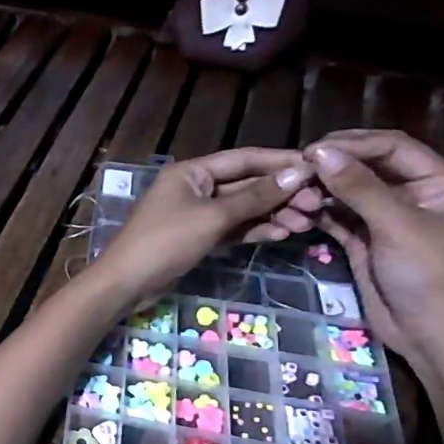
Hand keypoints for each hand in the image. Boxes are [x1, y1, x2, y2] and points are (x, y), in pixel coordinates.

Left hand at [93, 148, 318, 298]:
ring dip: (273, 214)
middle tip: (317, 205)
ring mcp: (197, 214)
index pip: (244, 159)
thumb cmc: (165, 242)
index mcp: (192, 171)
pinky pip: (232, 228)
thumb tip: (298, 172)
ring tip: (306, 223)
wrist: (127, 284)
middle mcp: (195, 187)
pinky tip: (281, 233)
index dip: (280, 162)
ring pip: (242, 208)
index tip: (317, 168)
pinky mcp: (198, 238)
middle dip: (282, 193)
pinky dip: (255, 230)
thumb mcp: (212, 218)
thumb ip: (255, 197)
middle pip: (246, 184)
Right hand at [300, 130, 443, 369]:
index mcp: (440, 182)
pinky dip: (322, 214)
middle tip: (296, 168)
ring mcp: (390, 222)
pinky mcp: (369, 245)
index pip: (393, 148)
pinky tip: (300, 210)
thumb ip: (359, 187)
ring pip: (352, 194)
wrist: (439, 338)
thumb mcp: (398, 225)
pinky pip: (342, 220)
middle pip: (370, 168)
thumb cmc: (433, 276)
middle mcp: (416, 196)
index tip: (312, 150)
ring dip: (324, 191)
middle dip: (335, 166)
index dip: (353, 144)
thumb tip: (320, 152)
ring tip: (294, 191)